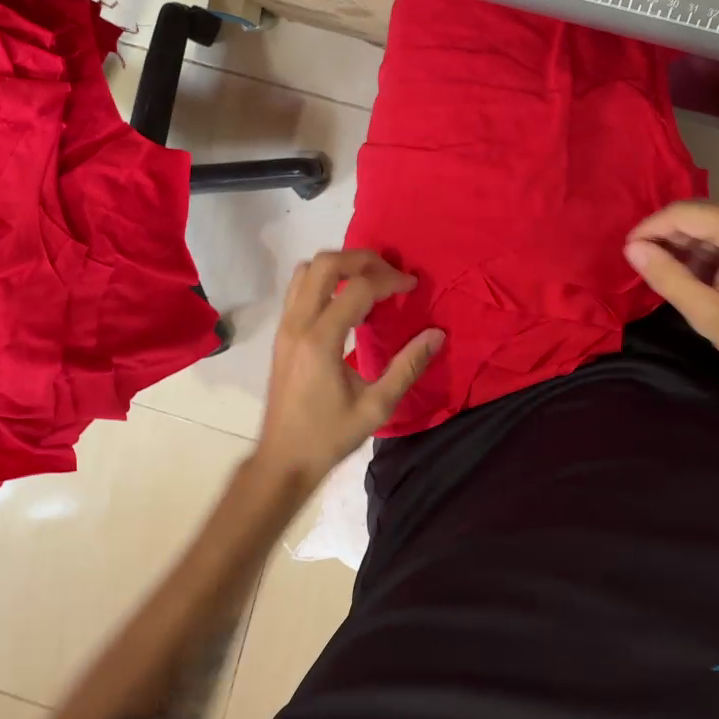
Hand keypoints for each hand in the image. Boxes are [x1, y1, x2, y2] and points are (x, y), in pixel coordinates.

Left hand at [256, 250, 442, 486]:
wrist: (282, 459)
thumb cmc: (329, 436)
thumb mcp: (377, 407)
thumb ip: (408, 367)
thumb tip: (436, 335)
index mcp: (321, 341)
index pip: (358, 289)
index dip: (389, 281)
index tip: (412, 288)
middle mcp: (297, 324)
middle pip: (324, 264)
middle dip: (361, 259)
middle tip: (390, 274)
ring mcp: (285, 327)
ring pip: (305, 271)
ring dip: (339, 267)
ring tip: (369, 282)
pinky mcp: (282, 334)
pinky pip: (299, 288)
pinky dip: (324, 281)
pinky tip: (347, 302)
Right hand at [625, 201, 718, 402]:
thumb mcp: (708, 315)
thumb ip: (667, 277)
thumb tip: (632, 249)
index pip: (686, 213)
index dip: (652, 228)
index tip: (628, 250)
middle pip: (706, 211)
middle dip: (675, 235)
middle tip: (651, 266)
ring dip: (698, 241)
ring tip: (681, 275)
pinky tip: (712, 273)